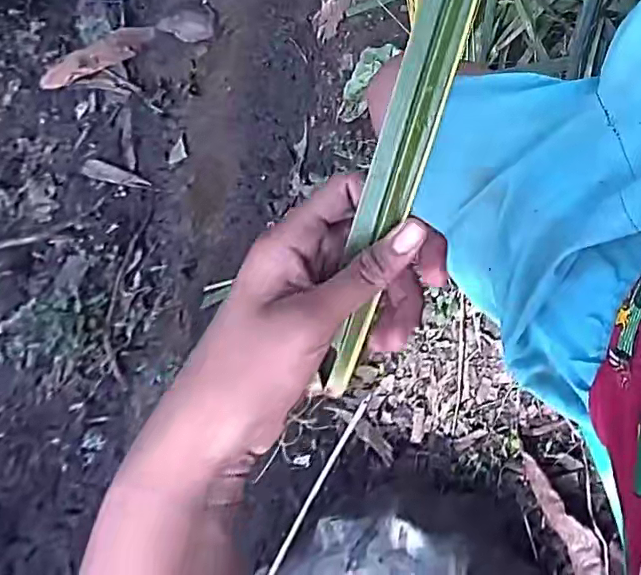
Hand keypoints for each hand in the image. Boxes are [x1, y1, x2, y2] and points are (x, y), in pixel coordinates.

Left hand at [119, 173, 447, 497]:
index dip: (389, 199)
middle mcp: (307, 255)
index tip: (423, 230)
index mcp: (292, 241)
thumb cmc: (245, 375)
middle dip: (404, 262)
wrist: (205, 448)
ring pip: (378, 271)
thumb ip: (368, 272)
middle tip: (435, 284)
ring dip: (397, 300)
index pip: (348, 192)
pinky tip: (382, 347)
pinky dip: (383, 319)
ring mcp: (317, 287)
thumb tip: (415, 228)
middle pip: (374, 234)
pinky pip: (368, 301)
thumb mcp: (312, 319)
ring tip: (395, 339)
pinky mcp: (325, 317)